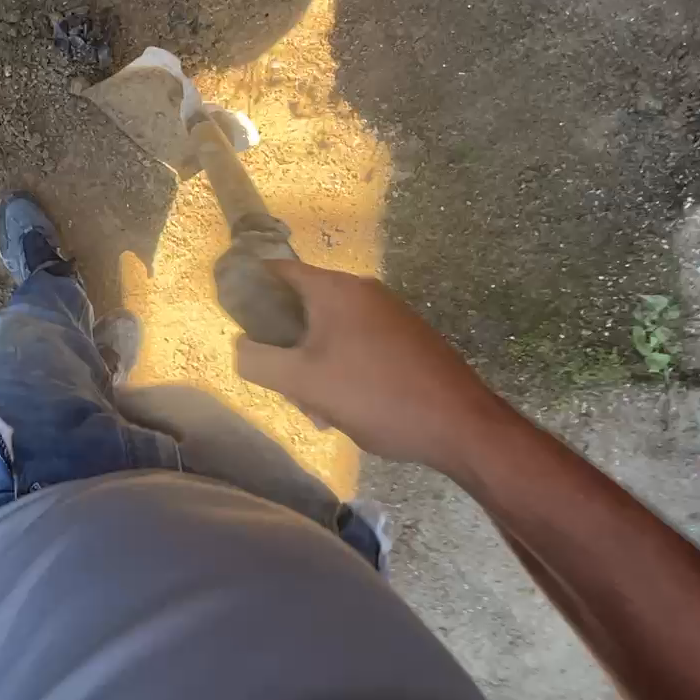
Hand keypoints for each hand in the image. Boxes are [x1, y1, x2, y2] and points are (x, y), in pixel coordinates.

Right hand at [232, 260, 520, 475]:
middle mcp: (363, 292)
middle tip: (281, 382)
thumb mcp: (301, 382)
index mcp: (335, 290)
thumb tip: (240, 347)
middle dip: (283, 344)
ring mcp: (389, 315)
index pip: (276, 270)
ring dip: (311, 364)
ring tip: (317, 408)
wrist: (465, 429)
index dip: (247, 288)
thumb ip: (255, 360)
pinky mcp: (407, 340)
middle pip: (300, 305)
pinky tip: (345, 407)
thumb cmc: (376, 396)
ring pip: (327, 330)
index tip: (233, 319)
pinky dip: (339, 368)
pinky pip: (355, 343)